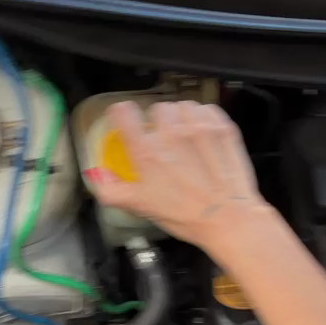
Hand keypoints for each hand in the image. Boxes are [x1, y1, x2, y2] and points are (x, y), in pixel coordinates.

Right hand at [86, 101, 281, 255]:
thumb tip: (96, 175)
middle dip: (158, 122)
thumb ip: (112, 190)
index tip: (126, 121)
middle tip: (165, 142)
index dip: (123, 115)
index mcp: (147, 152)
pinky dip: (204, 118)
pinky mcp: (223, 129)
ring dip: (182, 118)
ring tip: (186, 137)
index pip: (123, 112)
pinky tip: (205, 135)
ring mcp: (199, 128)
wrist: (229, 219)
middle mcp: (171, 133)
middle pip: (157, 108)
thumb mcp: (141, 207)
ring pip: (183, 105)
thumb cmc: (185, 216)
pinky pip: (208, 109)